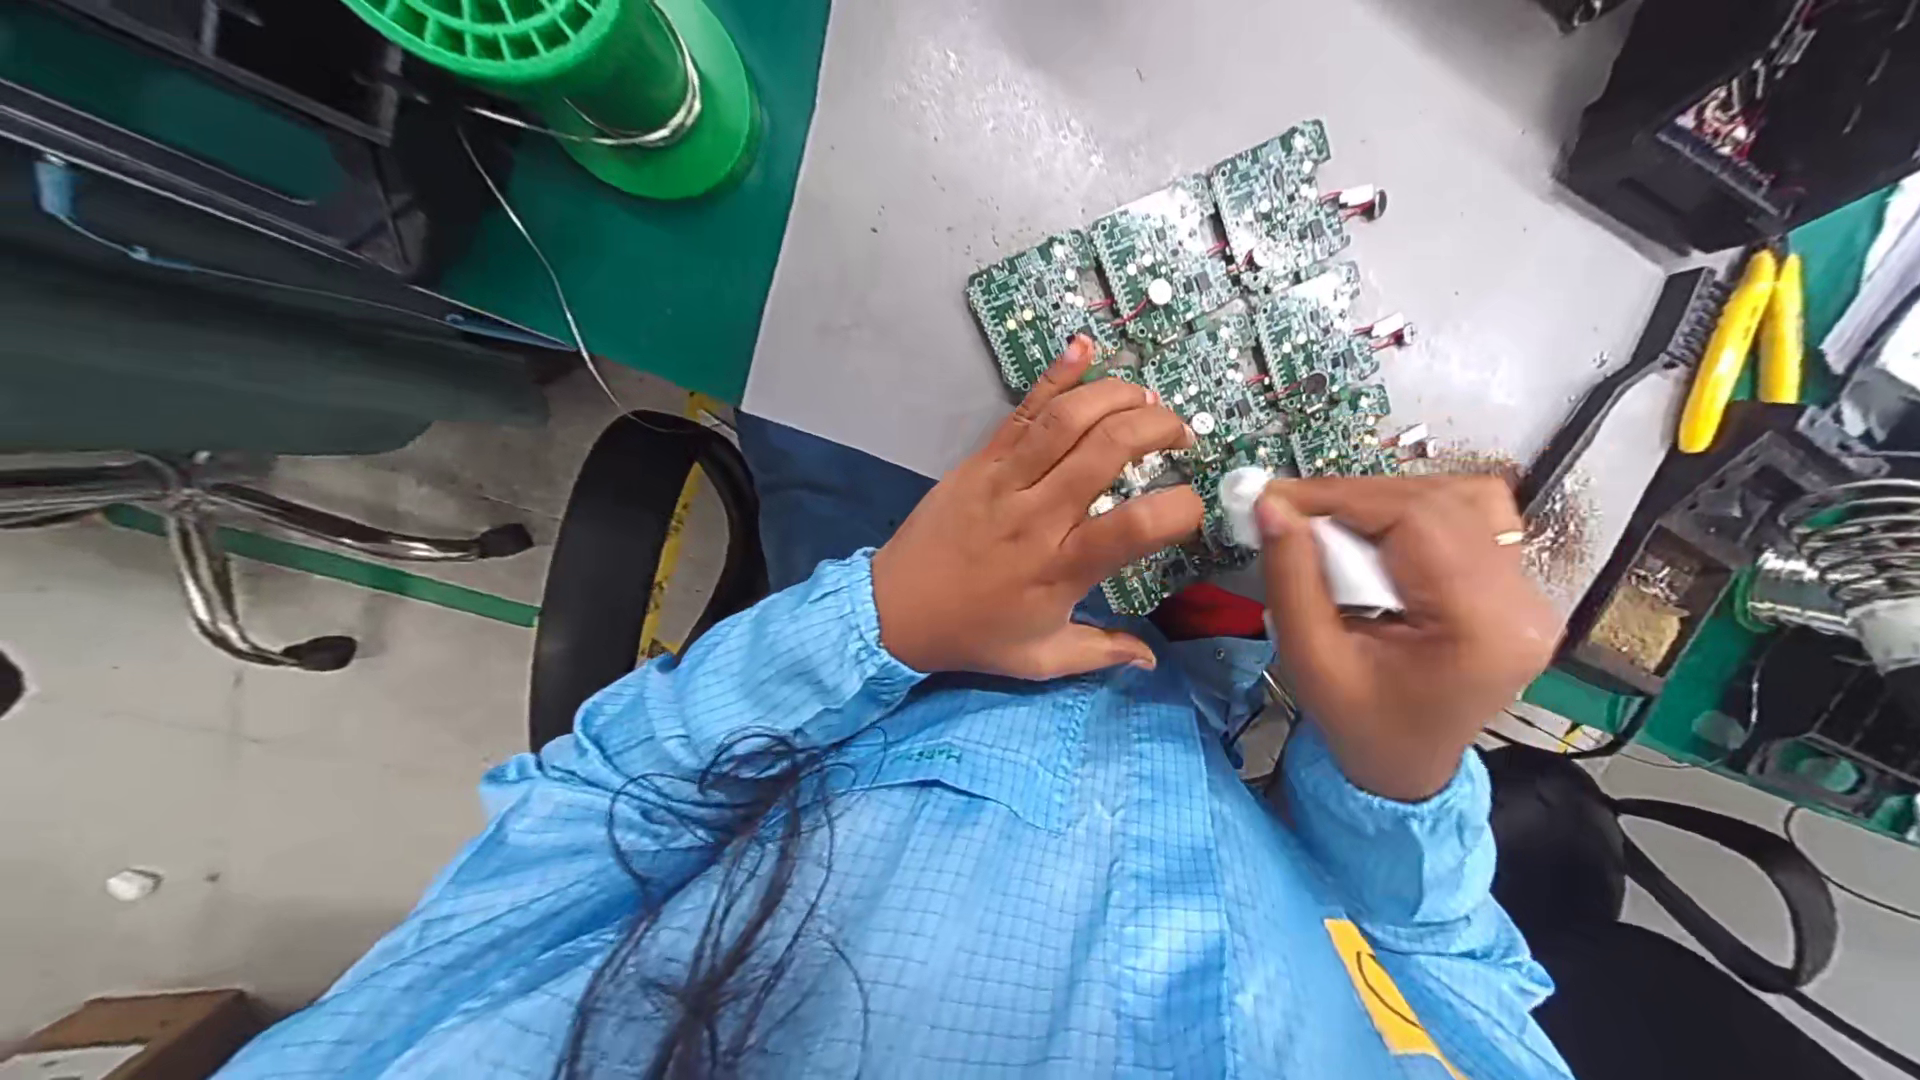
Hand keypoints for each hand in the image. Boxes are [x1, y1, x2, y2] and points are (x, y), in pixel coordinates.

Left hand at [872, 337, 1200, 677]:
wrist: (894, 609)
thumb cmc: (972, 635)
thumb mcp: (1040, 659)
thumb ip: (1100, 652)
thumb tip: (1152, 659)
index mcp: (1061, 568)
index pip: (1136, 527)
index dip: (1180, 509)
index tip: (1191, 506)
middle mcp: (1037, 515)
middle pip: (1107, 450)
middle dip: (1157, 428)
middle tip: (1179, 433)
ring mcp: (1004, 480)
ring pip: (1066, 419)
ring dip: (1115, 396)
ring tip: (1145, 399)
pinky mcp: (978, 461)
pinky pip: (1021, 412)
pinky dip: (1054, 376)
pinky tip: (1083, 349)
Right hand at [1257, 475, 1560, 800]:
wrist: (1404, 763)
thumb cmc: (1357, 721)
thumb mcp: (1309, 656)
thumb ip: (1291, 576)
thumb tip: (1271, 506)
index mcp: (1482, 627)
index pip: (1416, 519)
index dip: (1340, 495)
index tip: (1276, 496)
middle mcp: (1522, 600)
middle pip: (1439, 501)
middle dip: (1354, 496)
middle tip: (1290, 508)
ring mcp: (1526, 590)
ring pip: (1459, 498)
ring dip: (1383, 499)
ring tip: (1329, 521)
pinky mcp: (1512, 584)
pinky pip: (1469, 516)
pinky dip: (1412, 509)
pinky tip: (1374, 531)